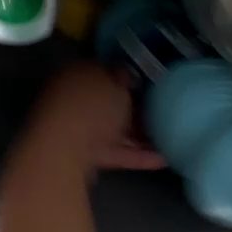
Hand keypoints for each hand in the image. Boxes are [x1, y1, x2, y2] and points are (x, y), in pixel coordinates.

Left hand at [15, 63, 165, 174]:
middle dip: (136, 109)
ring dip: (139, 136)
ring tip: (167, 139)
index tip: (152, 86)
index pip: (105, 71)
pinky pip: (114, 152)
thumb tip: (128, 77)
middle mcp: (74, 99)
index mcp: (77, 73)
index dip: (130, 77)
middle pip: (110, 103)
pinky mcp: (84, 157)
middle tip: (162, 113)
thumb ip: (124, 78)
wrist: (64, 151)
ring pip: (113, 130)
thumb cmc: (92, 107)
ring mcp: (77, 130)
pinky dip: (136, 156)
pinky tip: (162, 160)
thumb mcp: (117, 84)